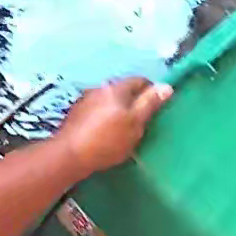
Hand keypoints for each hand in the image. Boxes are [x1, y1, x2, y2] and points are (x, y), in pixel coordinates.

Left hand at [52, 77, 172, 174]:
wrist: (69, 154)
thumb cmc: (107, 140)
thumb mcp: (135, 124)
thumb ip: (150, 104)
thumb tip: (166, 86)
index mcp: (116, 88)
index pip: (140, 81)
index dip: (151, 92)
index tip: (156, 109)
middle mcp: (100, 88)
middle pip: (124, 90)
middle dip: (134, 102)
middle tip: (141, 122)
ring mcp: (86, 99)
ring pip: (110, 100)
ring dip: (118, 109)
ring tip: (122, 129)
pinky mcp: (76, 112)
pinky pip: (97, 109)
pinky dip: (105, 116)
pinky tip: (104, 132)